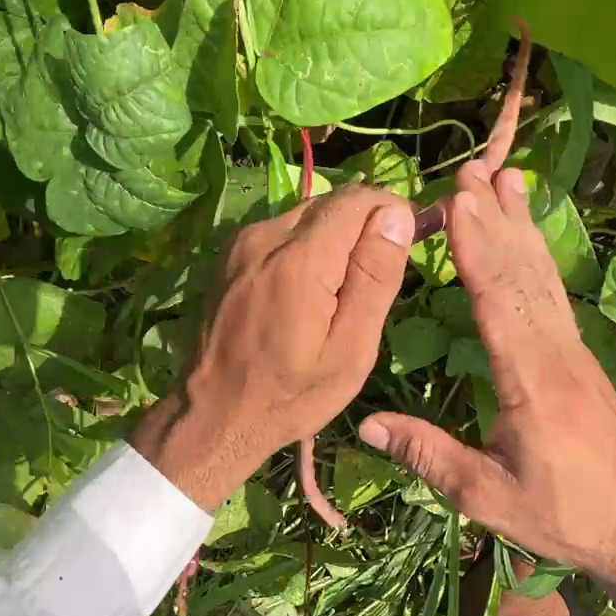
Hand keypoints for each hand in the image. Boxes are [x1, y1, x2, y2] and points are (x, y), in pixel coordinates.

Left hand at [133, 185, 415, 510]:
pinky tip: (303, 299)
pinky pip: (281, 235)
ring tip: (335, 301)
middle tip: (368, 289)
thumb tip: (397, 214)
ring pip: (306, 217)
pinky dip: (303, 254)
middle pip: (332, 203)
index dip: (390, 216)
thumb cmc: (291, 396)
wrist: (216, 416)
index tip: (399, 255)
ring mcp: (241, 243)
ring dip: (332, 244)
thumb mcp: (350, 351)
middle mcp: (265, 236)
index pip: (359, 199)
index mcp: (300, 259)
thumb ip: (374, 278)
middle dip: (361, 232)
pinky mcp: (229, 256)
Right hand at [357, 162, 615, 615]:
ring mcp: (574, 354)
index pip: (498, 298)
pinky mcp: (580, 363)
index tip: (457, 197)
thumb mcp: (486, 496)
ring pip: (544, 280)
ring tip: (506, 181)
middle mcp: (557, 353)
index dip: (476, 245)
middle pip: (523, 274)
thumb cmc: (562, 516)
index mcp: (531, 380)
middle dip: (495, 219)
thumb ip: (428, 455)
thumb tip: (365, 422)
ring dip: (522, 228)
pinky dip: (539, 261)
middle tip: (472, 168)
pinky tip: (531, 245)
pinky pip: (554, 299)